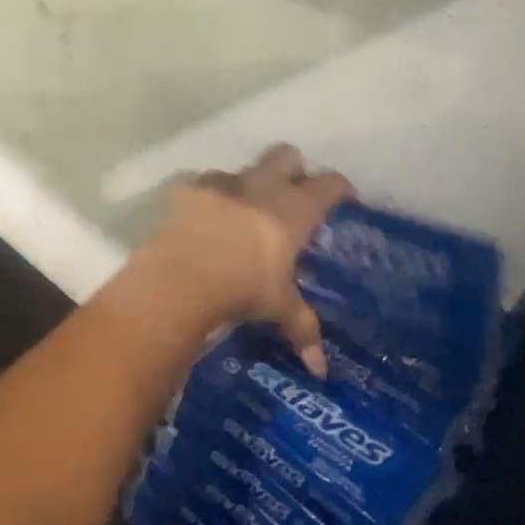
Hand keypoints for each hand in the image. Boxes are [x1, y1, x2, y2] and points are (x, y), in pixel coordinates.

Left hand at [128, 143, 352, 375]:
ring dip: (245, 186)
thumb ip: (303, 329)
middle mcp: (258, 187)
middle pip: (284, 156)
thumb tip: (320, 369)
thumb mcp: (279, 308)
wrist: (180, 276)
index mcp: (291, 210)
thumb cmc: (242, 288)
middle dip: (292, 168)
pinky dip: (206, 197)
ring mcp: (219, 183)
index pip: (327, 185)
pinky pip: (201, 183)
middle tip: (291, 194)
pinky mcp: (184, 189)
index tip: (343, 197)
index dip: (338, 187)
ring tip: (241, 214)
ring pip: (240, 169)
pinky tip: (202, 219)